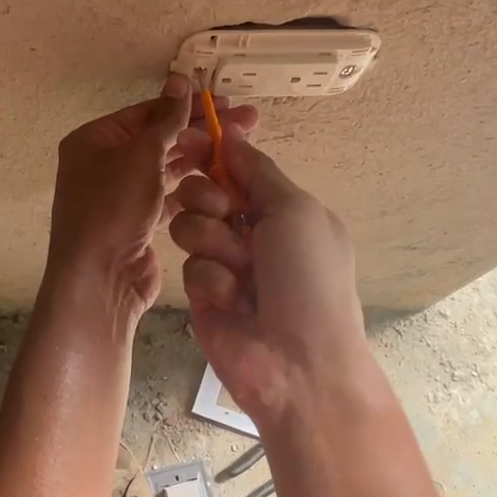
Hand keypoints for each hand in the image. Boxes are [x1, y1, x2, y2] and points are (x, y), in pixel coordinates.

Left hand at [46, 75, 257, 316]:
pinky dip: (190, 189)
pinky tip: (219, 182)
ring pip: (165, 169)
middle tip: (248, 125)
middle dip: (201, 132)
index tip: (228, 104)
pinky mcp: (136, 223)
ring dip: (199, 160)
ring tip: (238, 153)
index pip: (148, 113)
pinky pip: (167, 197)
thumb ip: (166, 119)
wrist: (99, 280)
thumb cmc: (113, 209)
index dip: (189, 107)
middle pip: (159, 139)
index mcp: (93, 140)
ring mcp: (120, 196)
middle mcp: (102, 165)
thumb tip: (179, 79)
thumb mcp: (141, 155)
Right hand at [166, 132, 368, 423]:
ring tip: (239, 270)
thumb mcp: (295, 211)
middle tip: (226, 215)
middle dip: (208, 198)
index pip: (238, 169)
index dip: (212, 154)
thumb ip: (257, 170)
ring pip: (190, 226)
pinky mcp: (203, 293)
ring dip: (213, 242)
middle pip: (204, 191)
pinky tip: (232, 302)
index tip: (187, 142)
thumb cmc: (308, 279)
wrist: (298, 363)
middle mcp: (254, 232)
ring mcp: (226, 263)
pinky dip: (211, 280)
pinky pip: (189, 267)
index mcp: (285, 209)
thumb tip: (232, 133)